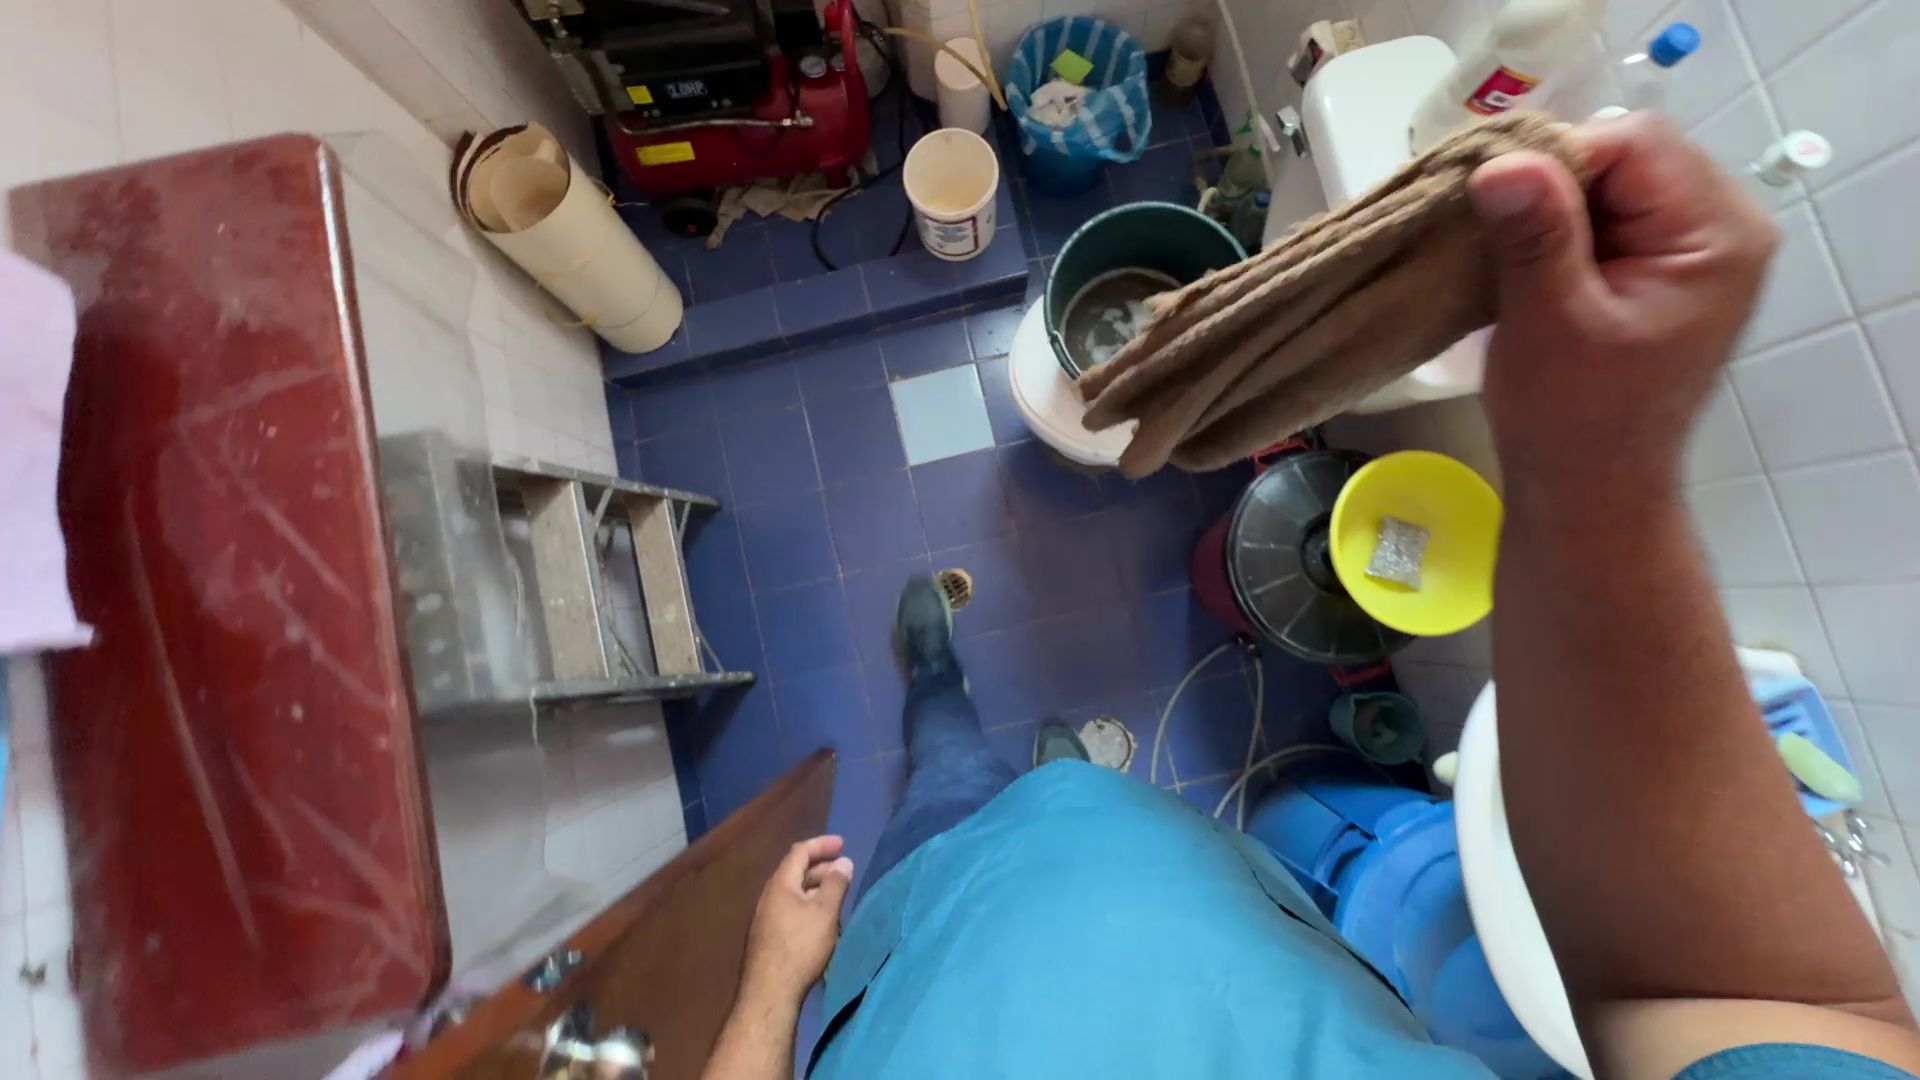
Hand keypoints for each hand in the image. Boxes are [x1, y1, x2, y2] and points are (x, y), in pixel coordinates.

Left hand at [740, 835, 853, 1004]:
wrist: (769, 994)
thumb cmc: (800, 946)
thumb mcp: (825, 912)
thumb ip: (835, 883)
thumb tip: (843, 862)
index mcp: (780, 884)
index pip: (800, 852)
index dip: (822, 844)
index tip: (843, 844)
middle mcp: (768, 896)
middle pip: (795, 871)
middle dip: (821, 867)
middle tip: (843, 872)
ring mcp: (765, 918)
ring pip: (793, 892)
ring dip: (815, 889)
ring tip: (835, 897)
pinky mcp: (766, 937)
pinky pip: (789, 909)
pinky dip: (807, 905)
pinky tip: (820, 923)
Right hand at [1468, 112, 1777, 504]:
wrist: (1585, 488)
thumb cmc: (1569, 416)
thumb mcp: (1548, 321)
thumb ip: (1535, 237)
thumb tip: (1498, 162)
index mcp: (1715, 234)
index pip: (1634, 145)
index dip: (1553, 159)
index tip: (1484, 203)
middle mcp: (1719, 231)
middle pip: (1626, 163)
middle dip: (1547, 188)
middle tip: (1482, 232)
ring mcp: (1688, 257)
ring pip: (1608, 195)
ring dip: (1543, 216)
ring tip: (1493, 254)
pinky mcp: (1652, 280)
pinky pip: (1602, 230)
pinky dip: (1551, 241)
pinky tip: (1516, 269)